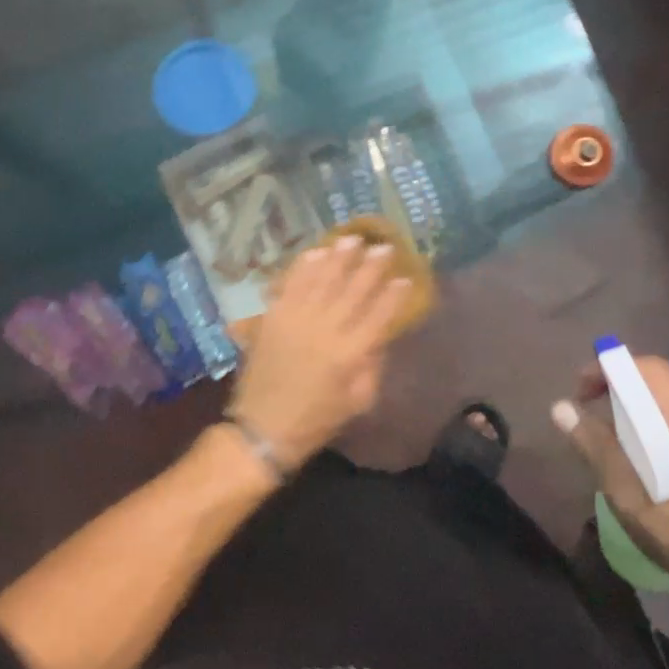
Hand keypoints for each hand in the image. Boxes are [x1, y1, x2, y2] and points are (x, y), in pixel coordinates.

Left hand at [228, 237, 412, 468]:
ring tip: (352, 239)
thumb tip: (380, 336)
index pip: (379, 316)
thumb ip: (372, 366)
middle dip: (371, 267)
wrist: (263, 429)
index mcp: (351, 353)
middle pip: (353, 290)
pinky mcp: (273, 317)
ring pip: (322, 279)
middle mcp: (326, 329)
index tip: (406, 279)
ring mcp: (296, 320)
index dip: (394, 296)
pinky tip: (316, 252)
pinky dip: (304, 266)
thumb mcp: (357, 401)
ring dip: (339, 257)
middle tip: (384, 247)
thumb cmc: (316, 421)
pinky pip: (290, 284)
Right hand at [552, 355, 668, 597]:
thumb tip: (560, 407)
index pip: (644, 368)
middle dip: (619, 382)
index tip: (579, 391)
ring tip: (610, 425)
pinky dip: (656, 413)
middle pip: (659, 375)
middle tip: (588, 406)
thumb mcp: (628, 493)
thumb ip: (595, 444)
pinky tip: (643, 443)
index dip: (606, 369)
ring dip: (637, 398)